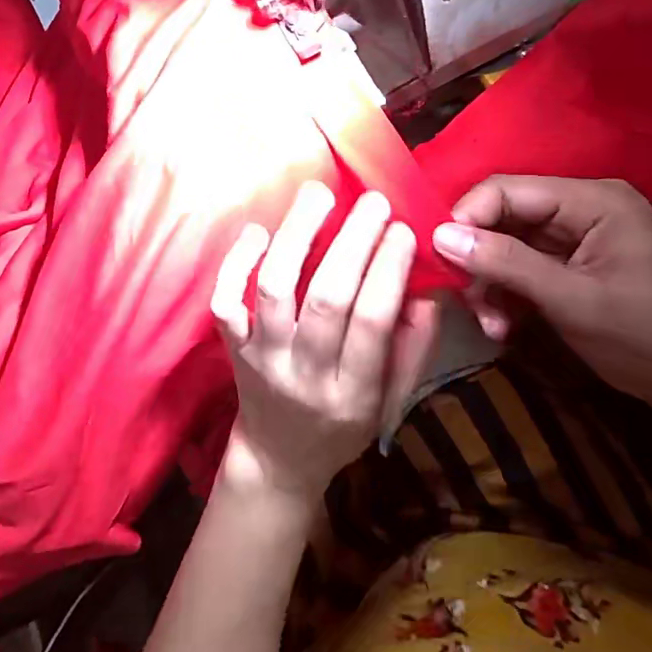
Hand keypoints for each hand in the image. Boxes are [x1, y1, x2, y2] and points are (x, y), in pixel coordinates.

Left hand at [212, 183, 435, 504]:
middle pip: (326, 299)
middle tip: (374, 202)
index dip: (389, 270)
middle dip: (353, 243)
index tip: (403, 229)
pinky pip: (224, 302)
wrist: (278, 458)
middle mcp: (303, 374)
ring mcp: (260, 359)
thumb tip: (426, 289)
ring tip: (319, 194)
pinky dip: (235, 263)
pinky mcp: (231, 348)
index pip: (372, 322)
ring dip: (297, 235)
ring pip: (274, 289)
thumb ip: (412, 349)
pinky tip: (258, 231)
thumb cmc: (343, 427)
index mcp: (352, 393)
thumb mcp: (391, 403)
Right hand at [430, 176, 651, 411]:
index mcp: (593, 201)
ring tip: (490, 325)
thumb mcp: (573, 302)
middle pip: (503, 216)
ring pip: (505, 245)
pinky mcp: (571, 263)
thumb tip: (439, 235)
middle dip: (479, 259)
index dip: (467, 217)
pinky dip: (506, 295)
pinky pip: (521, 267)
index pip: (508, 189)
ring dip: (490, 284)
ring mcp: (576, 236)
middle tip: (466, 301)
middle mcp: (582, 208)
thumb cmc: (650, 339)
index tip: (440, 259)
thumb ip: (507, 264)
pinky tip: (504, 327)